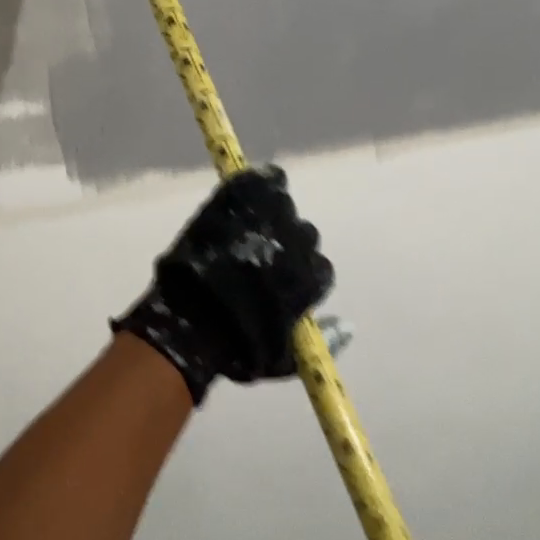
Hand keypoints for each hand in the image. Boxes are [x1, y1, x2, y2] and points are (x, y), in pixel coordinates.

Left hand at [112, 166, 334, 404]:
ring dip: (271, 211)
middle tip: (256, 249)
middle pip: (304, 235)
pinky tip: (250, 185)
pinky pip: (266, 179)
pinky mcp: (247, 201)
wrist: (191, 320)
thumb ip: (321, 341)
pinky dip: (260, 180)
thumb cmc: (235, 347)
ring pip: (284, 205)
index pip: (321, 270)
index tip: (277, 276)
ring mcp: (273, 222)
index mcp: (309, 283)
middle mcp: (298, 250)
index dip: (298, 271)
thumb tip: (349, 327)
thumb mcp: (283, 360)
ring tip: (252, 217)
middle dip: (284, 242)